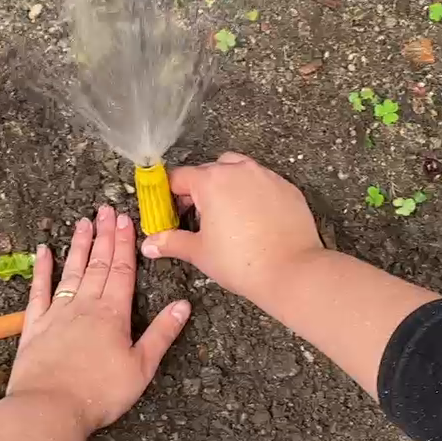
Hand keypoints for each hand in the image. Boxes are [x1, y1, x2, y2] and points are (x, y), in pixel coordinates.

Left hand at [9, 204, 191, 434]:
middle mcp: (85, 306)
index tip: (126, 220)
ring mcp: (58, 313)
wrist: (48, 409)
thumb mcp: (141, 367)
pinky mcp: (34, 326)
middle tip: (107, 210)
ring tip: (83, 221)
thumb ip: (161, 334)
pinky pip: (39, 291)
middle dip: (104, 235)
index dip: (125, 244)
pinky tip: (44, 252)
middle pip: (98, 264)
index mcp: (113, 314)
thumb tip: (183, 305)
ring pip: (71, 271)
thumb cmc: (99, 393)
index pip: (122, 270)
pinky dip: (41, 270)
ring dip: (79, 245)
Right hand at [139, 153, 435, 394]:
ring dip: (227, 185)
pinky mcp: (287, 187)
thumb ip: (171, 242)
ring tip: (225, 214)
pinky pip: (263, 182)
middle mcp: (239, 171)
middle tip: (195, 215)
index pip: (180, 177)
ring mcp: (266, 176)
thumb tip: (150, 244)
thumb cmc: (242, 262)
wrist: (291, 271)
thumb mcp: (199, 252)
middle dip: (198, 188)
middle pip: (209, 170)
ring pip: (239, 169)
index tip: (168, 208)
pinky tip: (252, 218)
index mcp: (211, 182)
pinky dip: (253, 193)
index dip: (170, 193)